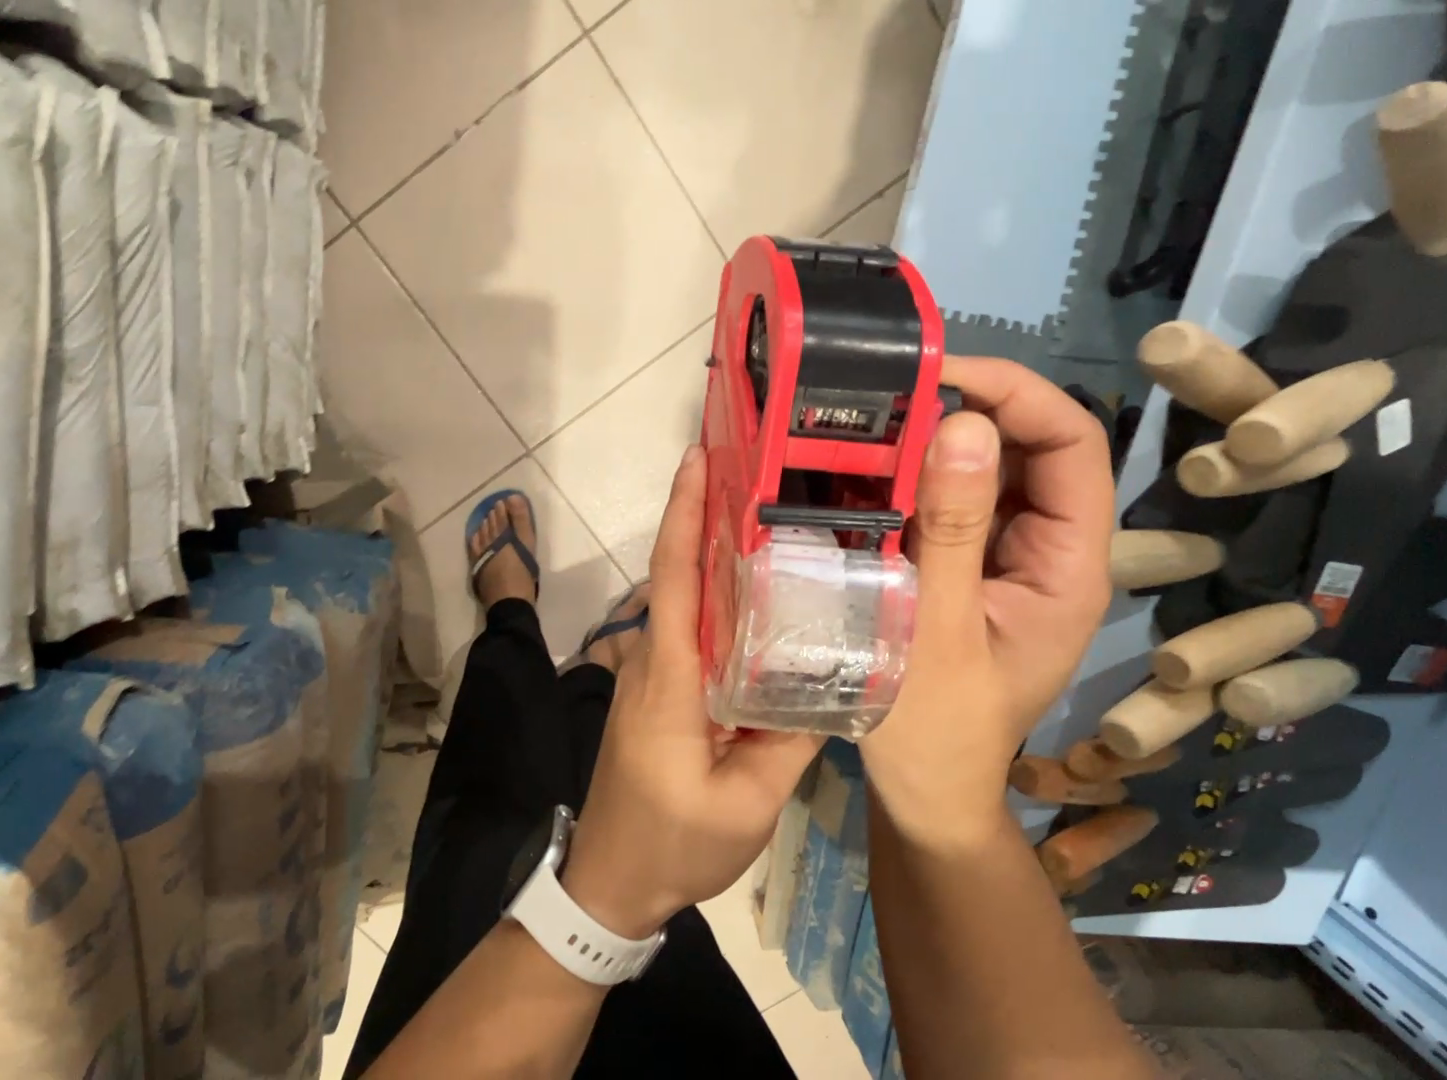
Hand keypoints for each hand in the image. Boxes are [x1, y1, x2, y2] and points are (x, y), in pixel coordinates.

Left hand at [562, 447, 824, 938]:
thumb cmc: (672, 845)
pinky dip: (719, 600)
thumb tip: (835, 680)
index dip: (682, 514)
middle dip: (705, 514)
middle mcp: (653, 662)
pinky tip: (763, 594)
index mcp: (669, 679)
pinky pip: (691, 633)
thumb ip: (791, 740)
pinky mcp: (658, 693)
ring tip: (771, 514)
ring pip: (686, 603)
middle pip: (678, 575)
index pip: (672, 579)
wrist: (612, 881)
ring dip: (715, 553)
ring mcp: (651, 676)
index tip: (697, 457)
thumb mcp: (747, 804)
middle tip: (756, 466)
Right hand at [861, 357, 1115, 843]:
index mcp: (1069, 569)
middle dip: (966, 413)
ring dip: (931, 446)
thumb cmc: (933, 729)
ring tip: (867, 428)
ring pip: (984, 474)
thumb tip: (963, 425)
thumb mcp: (936, 630)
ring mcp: (1006, 563)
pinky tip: (863, 476)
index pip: (1071, 447)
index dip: (1017, 395)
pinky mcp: (965, 573)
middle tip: (886, 400)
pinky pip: (948, 508)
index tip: (938, 374)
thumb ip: (951, 530)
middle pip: (1029, 451)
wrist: (921, 794)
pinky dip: (910, 483)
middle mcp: (1048, 554)